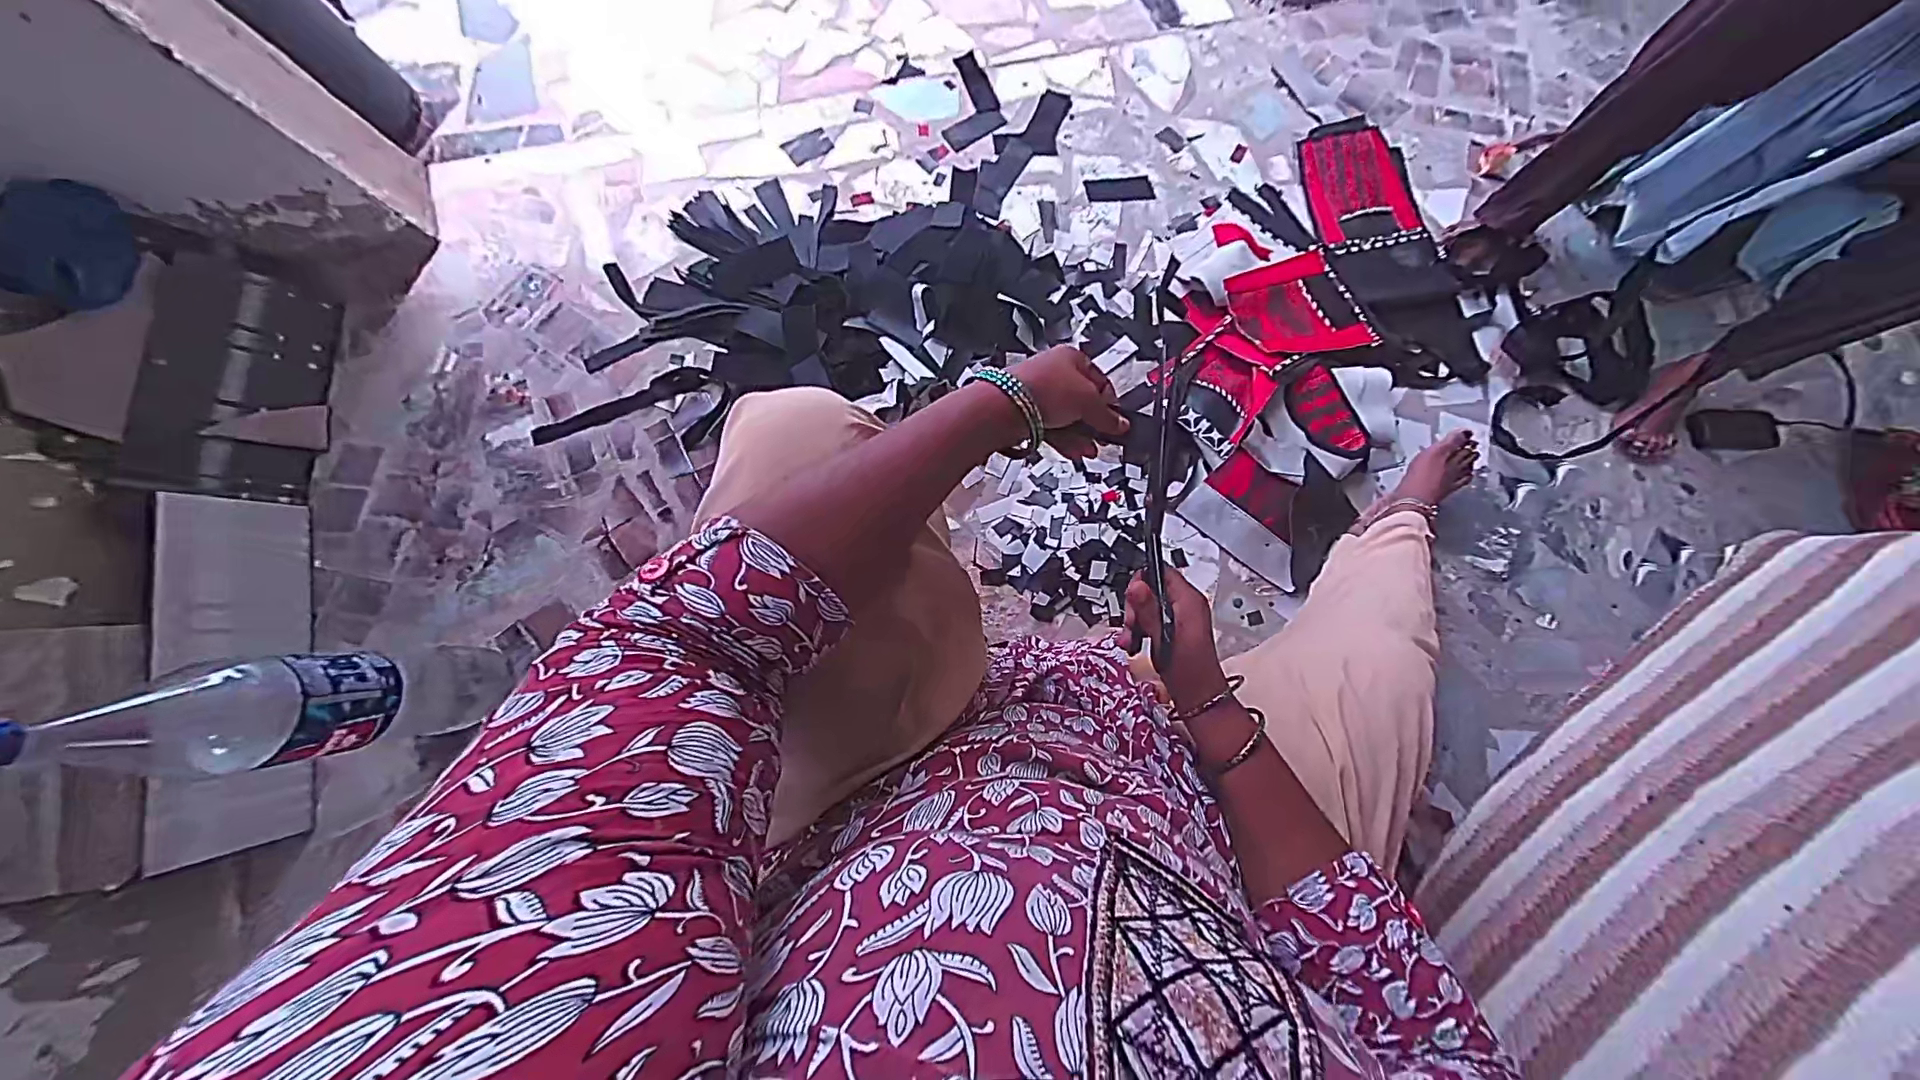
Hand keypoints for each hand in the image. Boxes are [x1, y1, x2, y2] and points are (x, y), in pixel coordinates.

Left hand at [1008, 345, 1128, 457]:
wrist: (1004, 408)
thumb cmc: (1040, 389)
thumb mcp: (1088, 402)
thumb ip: (1108, 416)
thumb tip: (1120, 425)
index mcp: (1071, 357)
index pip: (1100, 380)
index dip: (1111, 402)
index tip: (1118, 421)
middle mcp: (1053, 372)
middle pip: (1082, 402)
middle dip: (1094, 424)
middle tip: (1104, 438)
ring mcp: (1038, 394)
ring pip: (1066, 418)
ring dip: (1080, 436)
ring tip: (1089, 449)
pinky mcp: (1026, 414)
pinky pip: (1051, 428)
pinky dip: (1063, 439)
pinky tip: (1073, 450)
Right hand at [1117, 567, 1228, 715]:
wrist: (1199, 698)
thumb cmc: (1189, 673)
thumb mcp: (1162, 638)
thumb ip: (1148, 610)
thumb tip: (1137, 586)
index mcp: (1189, 602)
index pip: (1161, 571)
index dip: (1142, 582)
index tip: (1132, 601)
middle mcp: (1187, 605)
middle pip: (1151, 588)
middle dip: (1135, 606)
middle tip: (1132, 625)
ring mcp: (1181, 617)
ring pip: (1148, 604)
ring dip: (1135, 620)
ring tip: (1132, 638)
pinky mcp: (1175, 628)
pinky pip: (1153, 618)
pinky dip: (1141, 628)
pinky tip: (1136, 642)